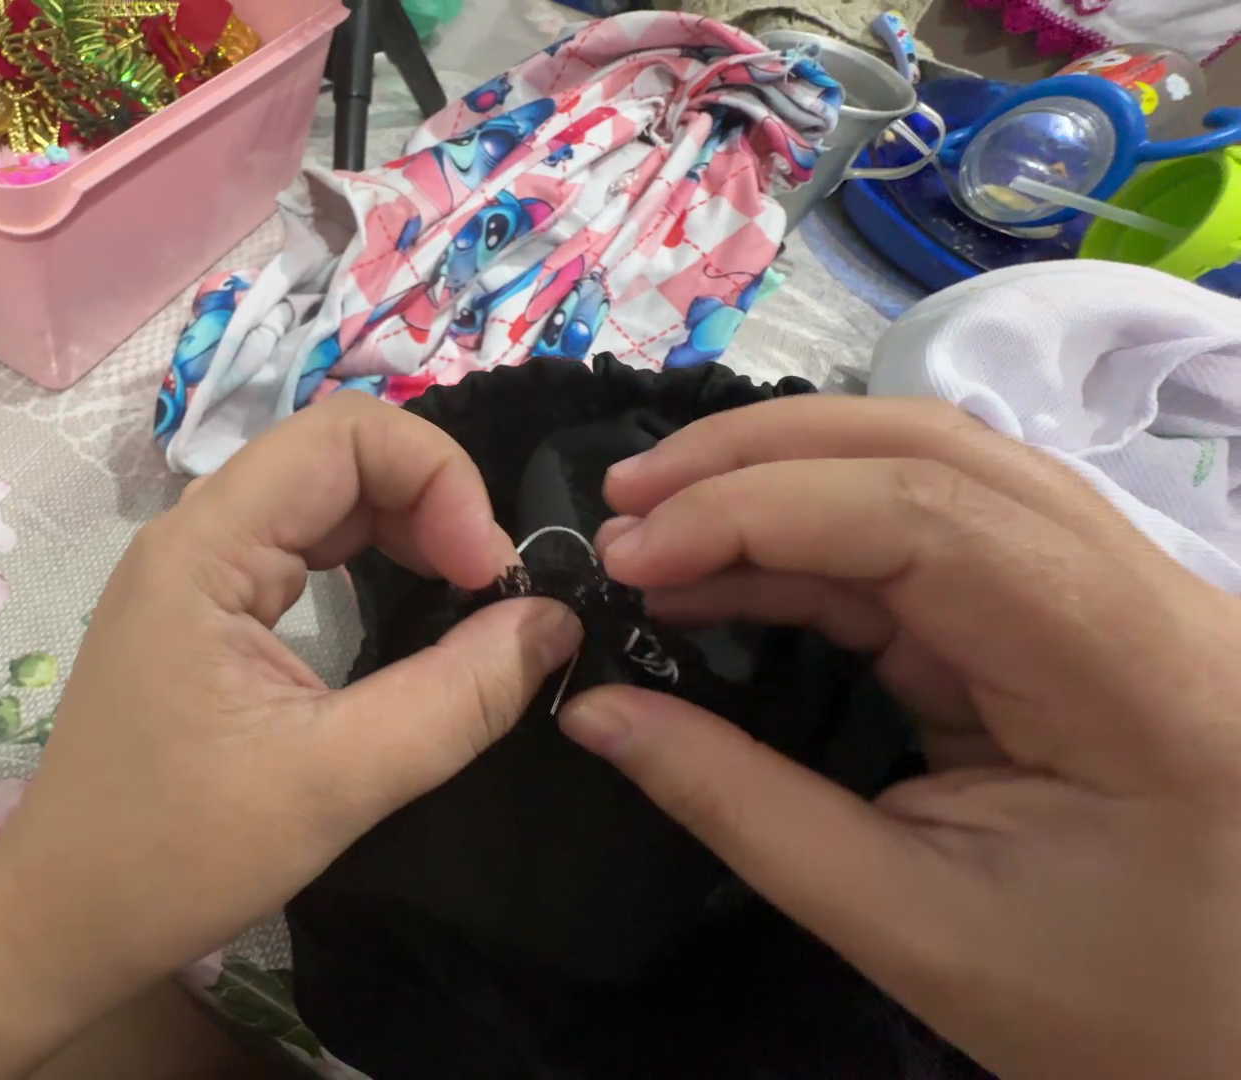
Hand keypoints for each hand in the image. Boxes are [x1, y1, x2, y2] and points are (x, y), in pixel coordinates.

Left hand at [0, 392, 581, 1079]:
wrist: (66, 914)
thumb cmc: (178, 855)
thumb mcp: (337, 779)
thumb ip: (459, 695)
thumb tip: (554, 621)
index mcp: (204, 546)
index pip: (342, 434)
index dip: (437, 477)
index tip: (491, 571)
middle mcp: (195, 533)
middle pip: (334, 456)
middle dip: (428, 500)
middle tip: (492, 585)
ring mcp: (195, 567)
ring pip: (321, 498)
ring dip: (404, 526)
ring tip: (466, 589)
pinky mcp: (205, 605)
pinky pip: (300, 545)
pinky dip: (368, 559)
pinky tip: (408, 598)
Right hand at [560, 396, 1240, 1079]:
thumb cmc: (1115, 1008)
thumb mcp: (903, 923)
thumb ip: (730, 801)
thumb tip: (587, 707)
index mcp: (1138, 678)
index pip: (927, 521)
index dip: (753, 513)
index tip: (627, 557)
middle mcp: (1143, 592)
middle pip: (925, 448)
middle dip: (747, 457)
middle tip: (623, 499)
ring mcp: (1098, 585)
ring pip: (915, 462)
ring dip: (764, 472)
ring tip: (648, 514)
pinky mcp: (1043, 604)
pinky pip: (900, 530)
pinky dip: (785, 535)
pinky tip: (708, 568)